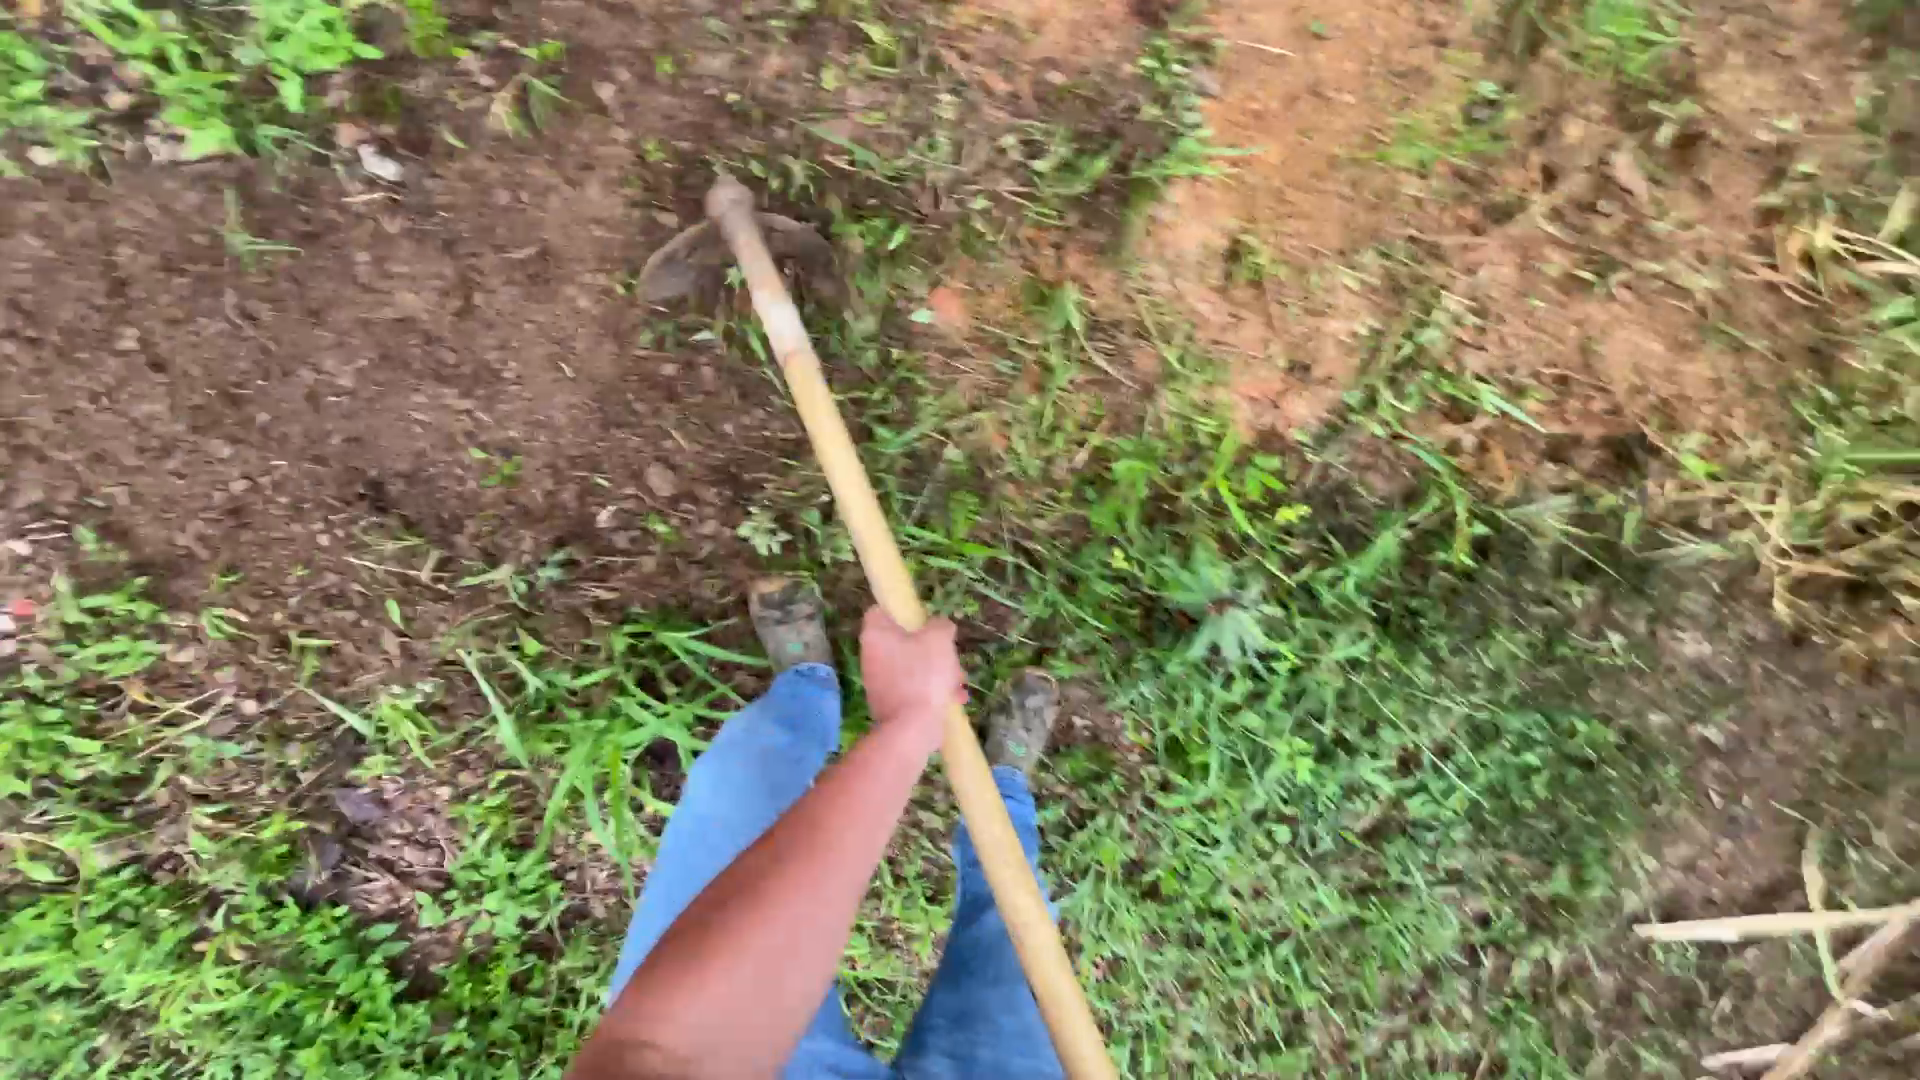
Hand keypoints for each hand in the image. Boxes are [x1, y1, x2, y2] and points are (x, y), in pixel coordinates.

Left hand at [859, 607, 966, 747]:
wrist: (912, 728)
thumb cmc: (922, 675)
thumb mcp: (939, 640)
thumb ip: (941, 625)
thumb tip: (940, 626)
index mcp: (875, 634)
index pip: (880, 610)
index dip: (902, 610)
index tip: (923, 619)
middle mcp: (871, 656)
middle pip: (903, 640)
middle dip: (932, 647)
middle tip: (951, 655)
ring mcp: (879, 681)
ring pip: (912, 665)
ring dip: (938, 670)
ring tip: (959, 681)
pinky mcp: (890, 703)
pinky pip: (913, 687)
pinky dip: (932, 690)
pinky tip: (955, 698)